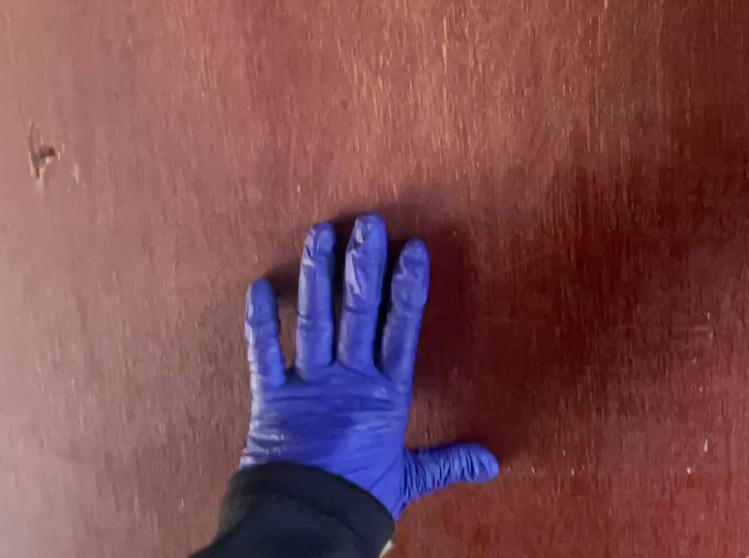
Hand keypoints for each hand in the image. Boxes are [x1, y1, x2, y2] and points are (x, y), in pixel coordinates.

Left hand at [241, 215, 497, 517]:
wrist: (304, 535)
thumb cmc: (359, 501)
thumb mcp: (409, 478)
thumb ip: (449, 461)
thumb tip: (493, 463)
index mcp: (386, 391)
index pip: (401, 326)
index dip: (408, 286)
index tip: (413, 248)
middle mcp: (350, 379)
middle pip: (359, 311)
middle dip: (364, 264)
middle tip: (368, 223)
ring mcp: (309, 386)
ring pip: (315, 320)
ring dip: (317, 275)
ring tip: (320, 233)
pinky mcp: (271, 401)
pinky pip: (262, 356)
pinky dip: (258, 323)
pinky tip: (256, 287)